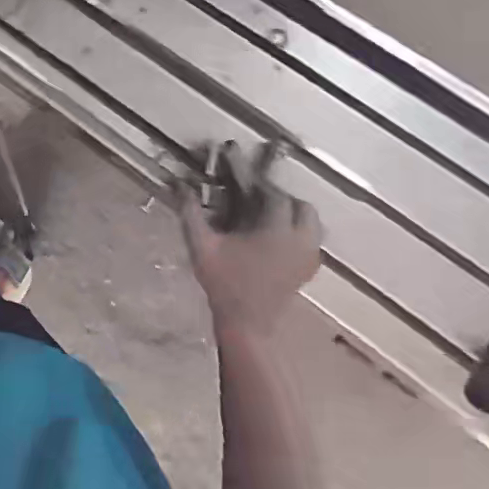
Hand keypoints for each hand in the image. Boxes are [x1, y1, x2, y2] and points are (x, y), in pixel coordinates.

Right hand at [177, 183, 322, 337]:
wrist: (247, 324)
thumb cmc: (223, 282)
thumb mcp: (201, 245)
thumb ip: (191, 211)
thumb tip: (179, 183)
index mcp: (276, 231)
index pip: (270, 192)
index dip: (251, 176)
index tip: (235, 164)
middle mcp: (300, 240)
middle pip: (297, 204)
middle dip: (274, 193)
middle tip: (248, 191)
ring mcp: (308, 255)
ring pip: (309, 220)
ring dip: (288, 209)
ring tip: (261, 209)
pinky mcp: (308, 267)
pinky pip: (309, 237)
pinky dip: (294, 227)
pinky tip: (270, 231)